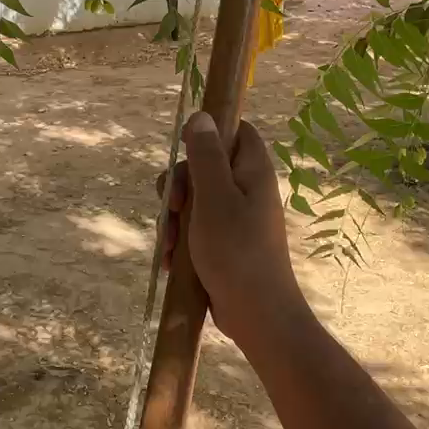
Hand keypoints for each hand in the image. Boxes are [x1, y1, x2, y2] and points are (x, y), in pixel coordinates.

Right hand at [160, 112, 304, 347]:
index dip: (208, 136)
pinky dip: (182, 242)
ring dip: (175, 221)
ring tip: (171, 246)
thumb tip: (202, 115)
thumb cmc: (237, 251)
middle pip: (204, 167)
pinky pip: (196, 229)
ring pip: (194, 201)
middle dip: (179, 188)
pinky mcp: (224, 242)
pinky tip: (173, 262)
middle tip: (174, 210)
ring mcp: (236, 217)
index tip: (185, 153)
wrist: (256, 314)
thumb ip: (206, 156)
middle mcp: (247, 188)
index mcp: (252, 170)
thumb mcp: (215, 198)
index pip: (234, 131)